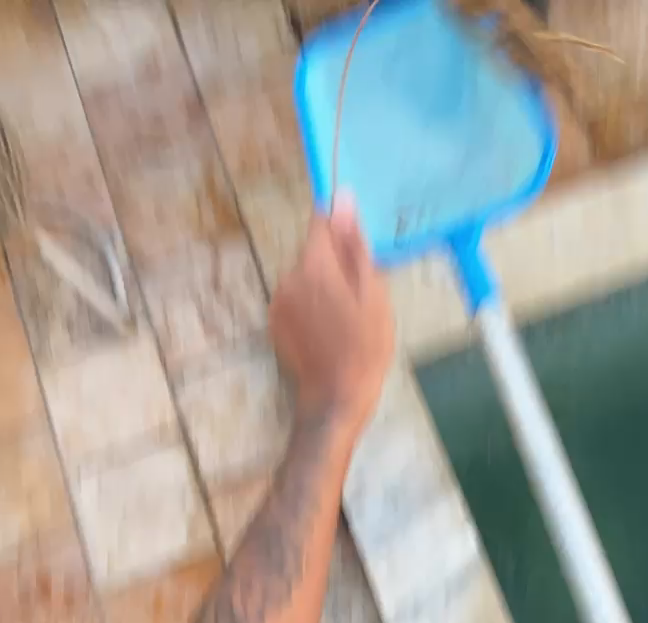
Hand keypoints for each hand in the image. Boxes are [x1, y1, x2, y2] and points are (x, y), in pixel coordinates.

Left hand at [270, 200, 394, 436]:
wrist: (336, 397)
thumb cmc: (365, 347)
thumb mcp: (373, 295)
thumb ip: (354, 246)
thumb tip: (343, 201)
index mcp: (315, 265)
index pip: (320, 222)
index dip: (340, 228)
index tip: (356, 246)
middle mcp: (288, 276)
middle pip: (313, 253)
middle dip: (335, 265)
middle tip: (359, 297)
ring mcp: (278, 301)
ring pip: (304, 277)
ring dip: (322, 286)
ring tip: (345, 318)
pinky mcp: (274, 323)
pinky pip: (295, 300)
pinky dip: (310, 306)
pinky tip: (327, 331)